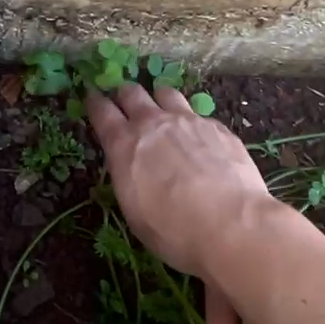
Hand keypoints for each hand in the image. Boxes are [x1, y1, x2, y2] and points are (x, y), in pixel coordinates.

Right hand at [85, 83, 277, 278]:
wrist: (232, 226)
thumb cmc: (174, 231)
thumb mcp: (135, 210)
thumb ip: (129, 176)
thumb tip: (131, 165)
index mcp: (124, 144)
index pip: (101, 111)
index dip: (94, 101)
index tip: (91, 95)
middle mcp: (152, 123)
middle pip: (132, 92)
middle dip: (125, 94)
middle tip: (126, 102)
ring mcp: (186, 120)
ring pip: (166, 93)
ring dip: (160, 99)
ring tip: (164, 110)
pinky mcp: (216, 127)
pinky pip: (199, 115)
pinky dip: (193, 123)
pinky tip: (201, 140)